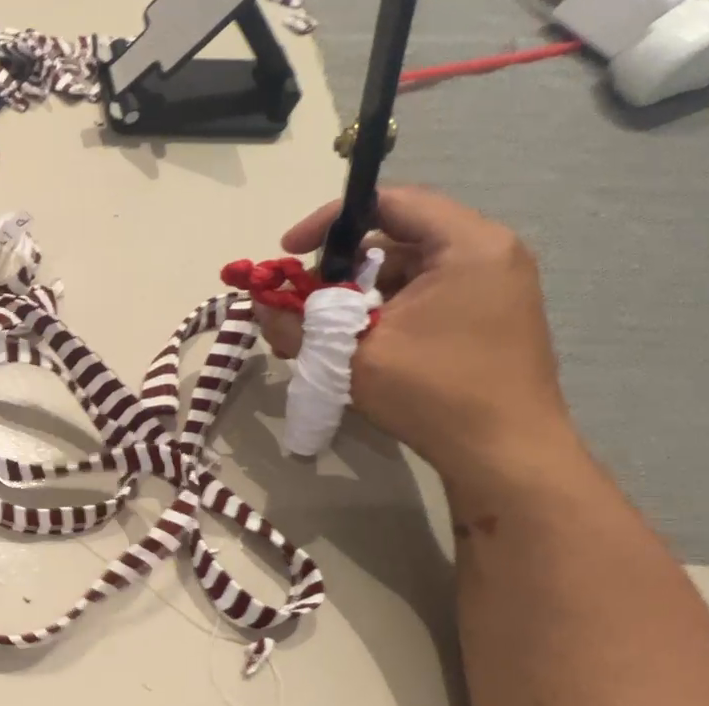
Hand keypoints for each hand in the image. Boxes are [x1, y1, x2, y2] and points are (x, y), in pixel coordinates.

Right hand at [258, 188, 573, 483]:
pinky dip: (379, 311)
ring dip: (354, 295)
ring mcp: (490, 285)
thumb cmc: (432, 390)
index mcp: (467, 246)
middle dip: (337, 268)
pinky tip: (354, 346)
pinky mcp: (484, 314)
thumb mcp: (352, 353)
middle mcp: (486, 253)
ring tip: (319, 334)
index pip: (391, 202)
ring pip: (403, 271)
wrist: (502, 448)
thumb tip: (259, 303)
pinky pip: (420, 295)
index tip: (286, 253)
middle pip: (394, 239)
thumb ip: (299, 322)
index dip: (330, 221)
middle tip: (299, 303)